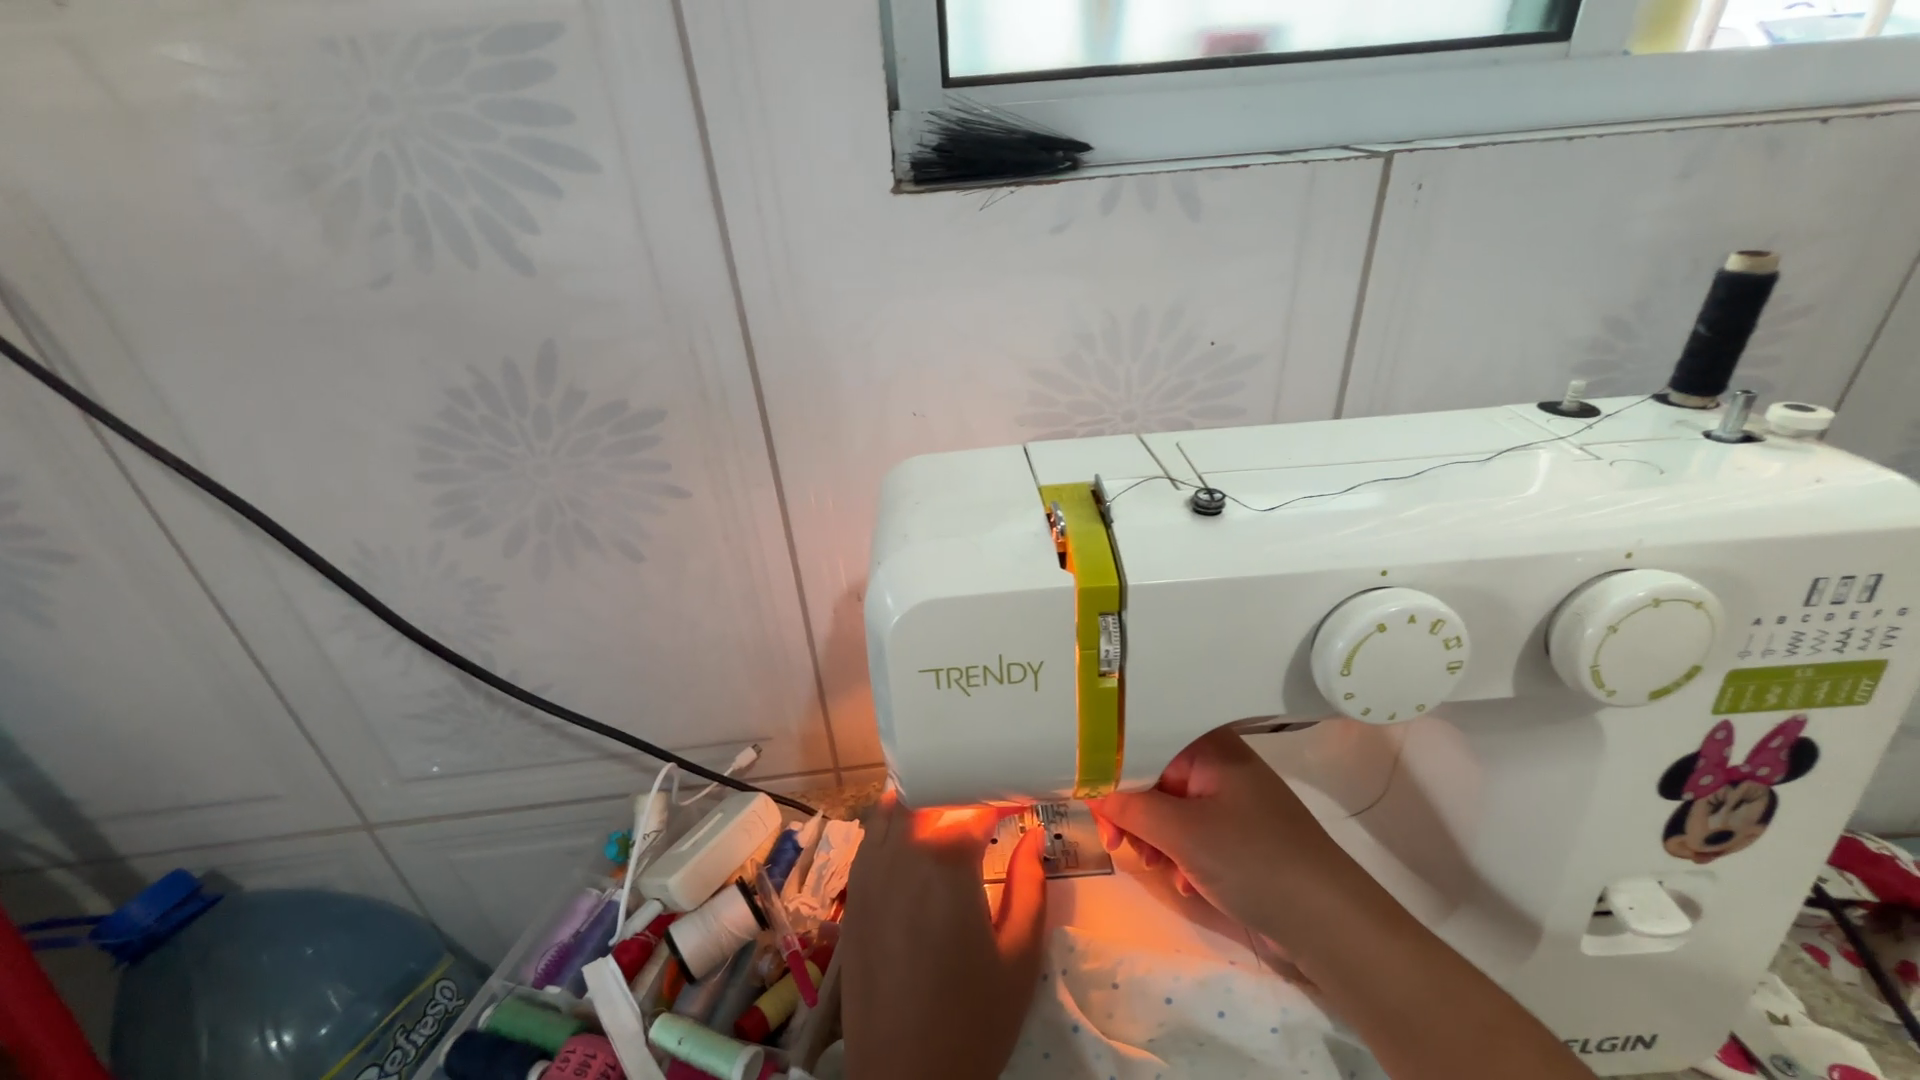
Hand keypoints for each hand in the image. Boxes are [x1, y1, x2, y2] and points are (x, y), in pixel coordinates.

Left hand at [841, 794, 1047, 1079]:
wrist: (902, 1078)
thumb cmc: (972, 1019)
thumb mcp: (1019, 954)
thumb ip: (1030, 885)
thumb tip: (1031, 837)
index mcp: (945, 860)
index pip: (977, 805)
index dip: (1004, 797)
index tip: (1026, 797)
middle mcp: (900, 853)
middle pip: (926, 794)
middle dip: (959, 792)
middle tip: (990, 805)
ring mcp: (868, 873)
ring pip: (891, 809)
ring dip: (923, 802)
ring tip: (954, 816)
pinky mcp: (853, 897)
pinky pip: (872, 840)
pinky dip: (895, 826)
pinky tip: (918, 845)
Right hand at [1087, 728, 1354, 939]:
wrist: (1327, 920)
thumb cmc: (1253, 860)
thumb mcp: (1182, 832)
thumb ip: (1130, 806)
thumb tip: (1091, 787)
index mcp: (1210, 747)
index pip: (1142, 743)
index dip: (1110, 770)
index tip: (1090, 804)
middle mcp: (1218, 766)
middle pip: (1152, 776)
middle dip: (1130, 810)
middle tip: (1117, 843)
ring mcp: (1229, 802)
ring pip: (1167, 809)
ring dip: (1152, 837)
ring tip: (1157, 866)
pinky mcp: (1236, 836)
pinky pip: (1189, 833)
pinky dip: (1178, 854)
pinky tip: (1184, 880)